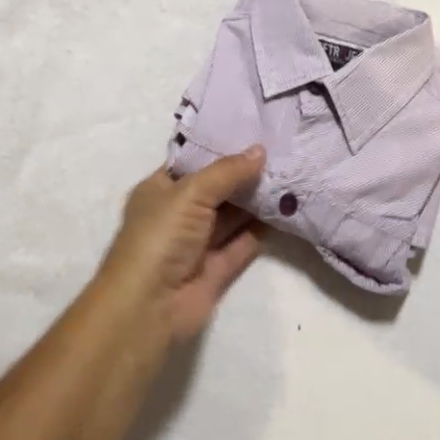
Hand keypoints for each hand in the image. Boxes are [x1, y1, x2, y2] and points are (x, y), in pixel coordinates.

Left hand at [96, 147, 266, 341]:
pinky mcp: (216, 270)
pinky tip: (285, 210)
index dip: (219, 147)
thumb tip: (260, 151)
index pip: (191, 162)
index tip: (252, 131)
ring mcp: (196, 243)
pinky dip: (261, 229)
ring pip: (231, 216)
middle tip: (280, 151)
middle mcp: (177, 214)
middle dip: (243, 173)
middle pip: (215, 188)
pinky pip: (242, 243)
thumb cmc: (160, 236)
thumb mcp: (190, 192)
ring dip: (256, 200)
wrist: (149, 307)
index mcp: (159, 189)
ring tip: (289, 175)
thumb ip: (227, 171)